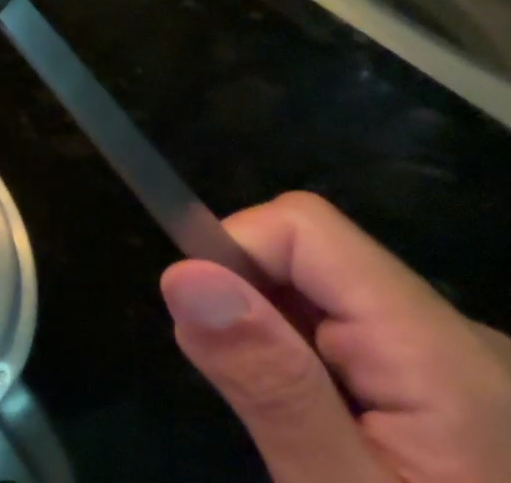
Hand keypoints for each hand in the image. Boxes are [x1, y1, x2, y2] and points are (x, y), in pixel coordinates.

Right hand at [159, 191, 510, 482]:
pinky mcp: (469, 382)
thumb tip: (185, 274)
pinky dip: (319, 364)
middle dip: (257, 310)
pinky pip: (359, 329)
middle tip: (269, 407)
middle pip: (315, 257)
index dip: (234, 257)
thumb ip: (270, 384)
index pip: (304, 228)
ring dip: (286, 342)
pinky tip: (347, 433)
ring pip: (331, 295)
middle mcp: (472, 338)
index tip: (215, 334)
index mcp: (447, 357)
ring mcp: (477, 361)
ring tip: (312, 431)